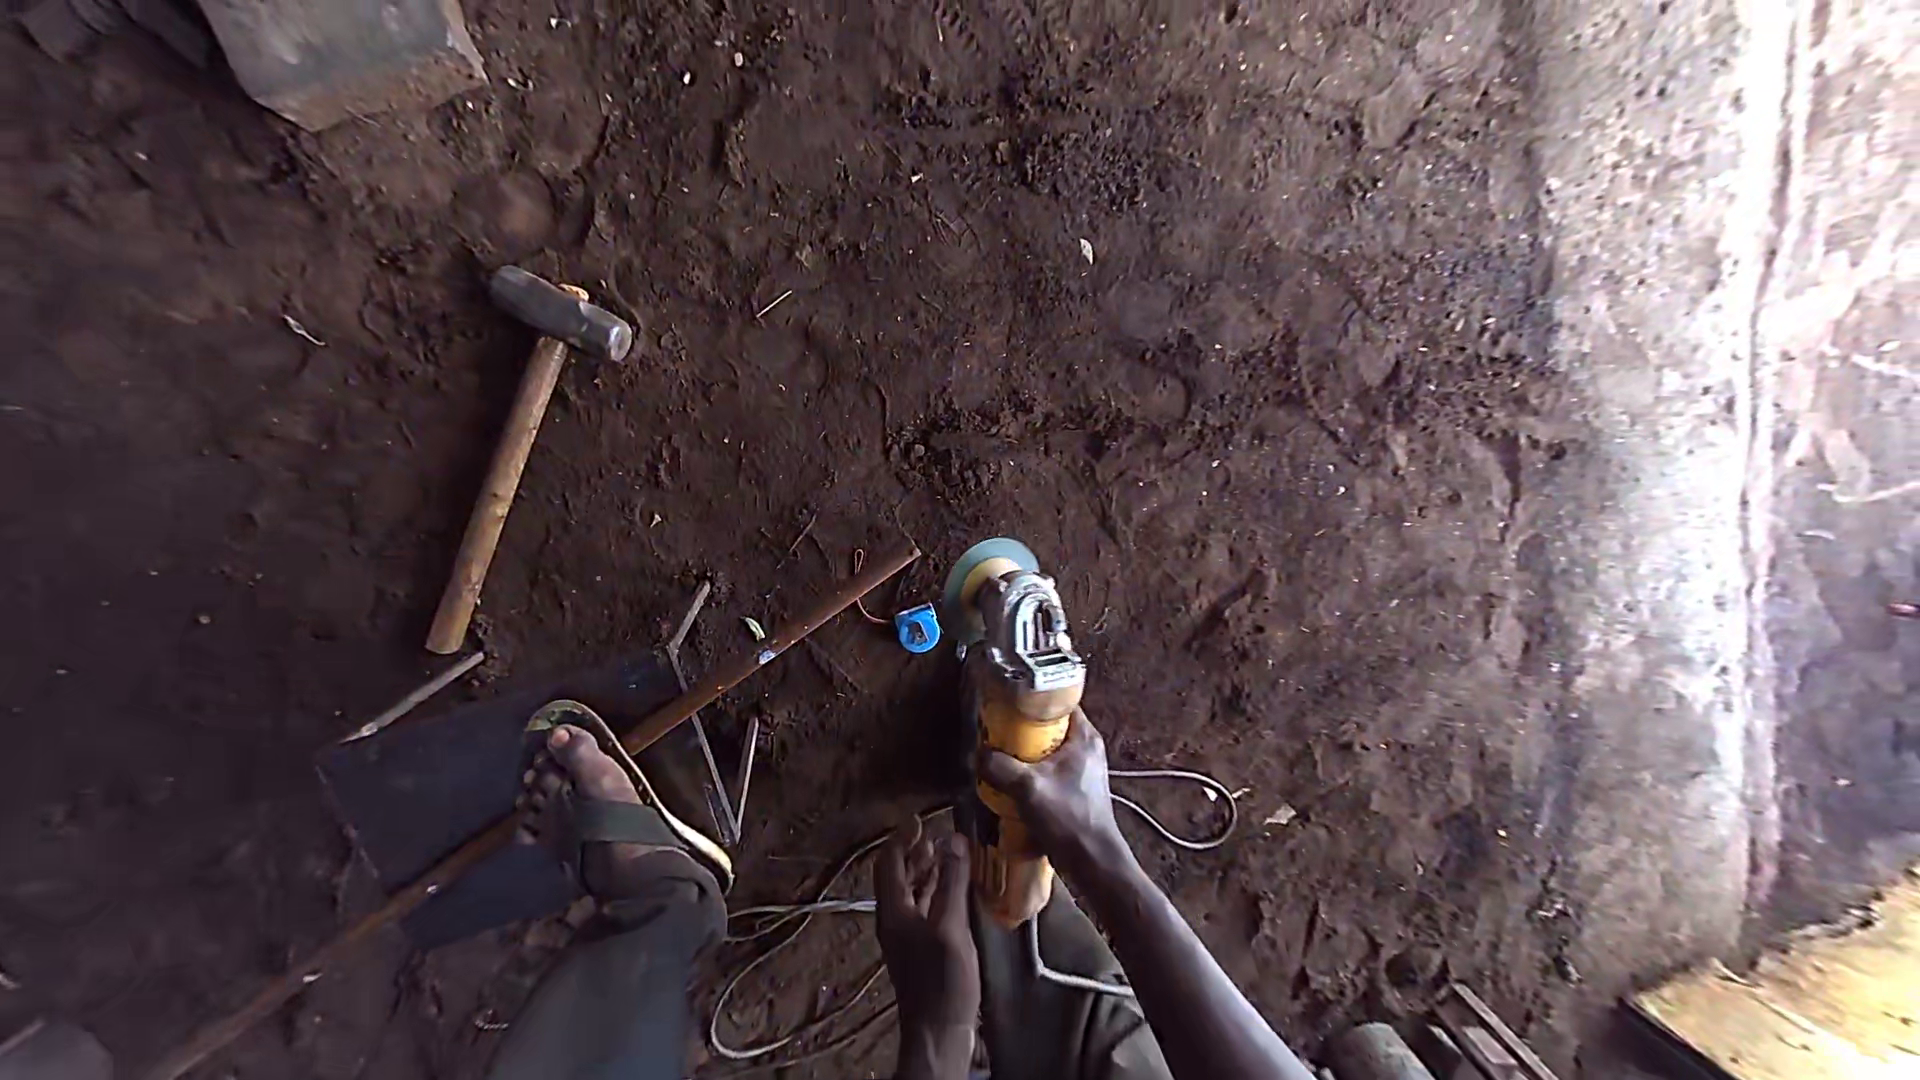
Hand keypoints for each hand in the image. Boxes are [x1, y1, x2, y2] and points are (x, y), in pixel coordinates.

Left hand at [875, 819, 978, 1078]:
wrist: (938, 1034)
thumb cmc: (942, 980)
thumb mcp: (950, 927)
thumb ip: (952, 882)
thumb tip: (954, 839)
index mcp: (893, 910)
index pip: (889, 862)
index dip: (902, 838)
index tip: (919, 819)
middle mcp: (894, 918)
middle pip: (898, 874)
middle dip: (915, 850)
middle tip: (936, 832)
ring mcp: (906, 933)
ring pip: (911, 889)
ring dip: (925, 868)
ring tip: (947, 851)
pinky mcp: (921, 945)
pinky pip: (923, 904)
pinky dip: (935, 887)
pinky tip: (954, 884)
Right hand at [977, 708, 1137, 885]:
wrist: (1093, 862)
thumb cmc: (1068, 817)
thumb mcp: (1028, 788)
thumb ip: (1000, 767)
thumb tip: (978, 755)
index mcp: (1084, 736)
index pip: (1059, 702)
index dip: (1032, 700)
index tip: (1006, 703)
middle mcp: (1086, 747)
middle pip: (1049, 726)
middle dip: (1022, 730)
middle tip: (997, 732)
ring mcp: (1082, 769)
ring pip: (1047, 750)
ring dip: (1024, 754)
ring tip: (999, 757)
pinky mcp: (1075, 788)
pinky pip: (1048, 770)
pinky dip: (1031, 772)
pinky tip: (1012, 782)